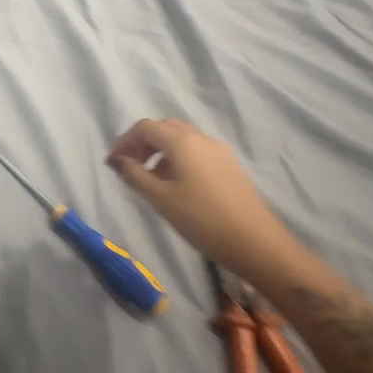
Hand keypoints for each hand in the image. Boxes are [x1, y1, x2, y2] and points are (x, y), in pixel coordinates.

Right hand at [107, 118, 297, 275]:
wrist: (258, 244)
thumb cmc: (203, 220)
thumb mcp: (162, 199)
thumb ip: (136, 175)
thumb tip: (119, 160)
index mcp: (181, 141)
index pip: (145, 127)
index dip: (125, 141)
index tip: (114, 162)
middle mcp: (200, 138)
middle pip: (164, 128)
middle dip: (143, 142)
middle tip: (131, 165)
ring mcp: (218, 151)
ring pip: (181, 138)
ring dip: (161, 150)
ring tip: (152, 177)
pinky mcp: (230, 165)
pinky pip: (197, 150)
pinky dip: (180, 157)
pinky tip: (178, 183)